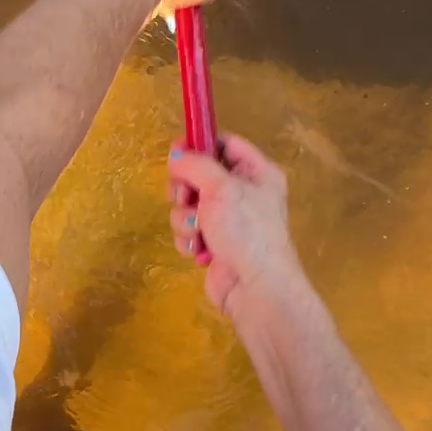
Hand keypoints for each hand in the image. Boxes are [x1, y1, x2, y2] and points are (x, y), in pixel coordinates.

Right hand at [167, 134, 304, 315]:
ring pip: (188, 205)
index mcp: (256, 172)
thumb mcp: (221, 188)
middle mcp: (242, 193)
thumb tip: (176, 154)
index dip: (198, 145)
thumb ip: (195, 165)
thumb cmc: (246, 231)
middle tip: (186, 199)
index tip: (175, 151)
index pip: (224, 144)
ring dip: (185, 219)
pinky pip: (188, 230)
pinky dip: (188, 240)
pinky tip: (200, 251)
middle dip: (185, 189)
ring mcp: (227, 220)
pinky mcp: (213, 242)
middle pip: (199, 175)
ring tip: (198, 233)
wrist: (254, 286)